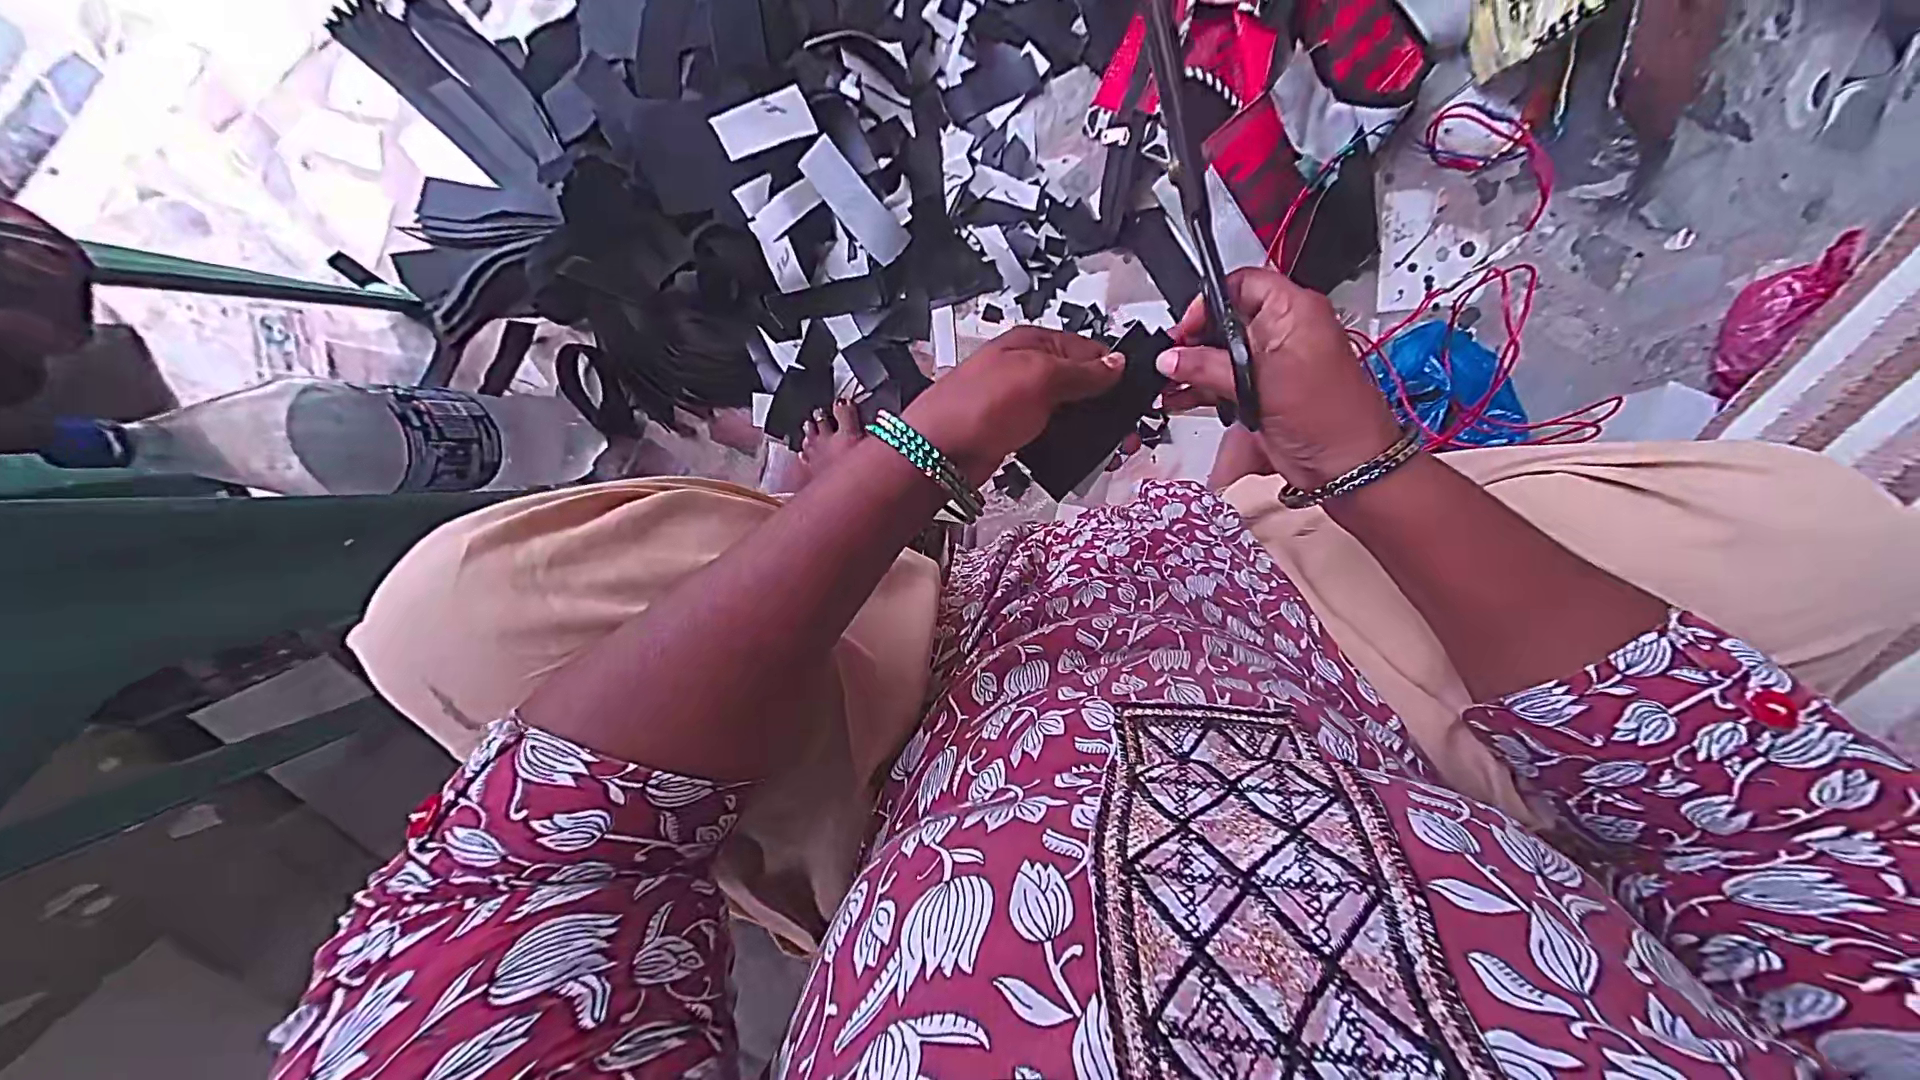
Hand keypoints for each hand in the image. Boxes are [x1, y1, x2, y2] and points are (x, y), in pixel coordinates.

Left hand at [903, 325, 1122, 483]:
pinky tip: (1079, 457)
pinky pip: (1050, 436)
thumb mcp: (1040, 378)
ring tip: (1110, 449)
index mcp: (1032, 344)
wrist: (937, 454)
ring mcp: (1019, 404)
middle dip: (1105, 406)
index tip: (1135, 393)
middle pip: (1079, 383)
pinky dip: (1068, 446)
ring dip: (1090, 430)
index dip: (1113, 370)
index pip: (1088, 349)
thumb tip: (1114, 366)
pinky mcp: (1013, 433)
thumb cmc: (975, 407)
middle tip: (1126, 430)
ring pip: (1067, 413)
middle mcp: (1025, 371)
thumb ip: (1081, 372)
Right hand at [1157, 267, 1403, 489]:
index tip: (1185, 330)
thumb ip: (1209, 365)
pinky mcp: (1259, 391)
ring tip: (1167, 383)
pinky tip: (1178, 397)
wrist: (1344, 464)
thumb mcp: (1259, 382)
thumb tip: (1171, 357)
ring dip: (1190, 369)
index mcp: (1293, 312)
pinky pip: (1221, 381)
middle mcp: (1281, 333)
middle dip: (1193, 341)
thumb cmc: (1329, 418)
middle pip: (1225, 321)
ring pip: (1218, 354)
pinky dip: (1199, 388)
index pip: (1241, 285)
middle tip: (1171, 358)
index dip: (1208, 304)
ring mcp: (1268, 364)